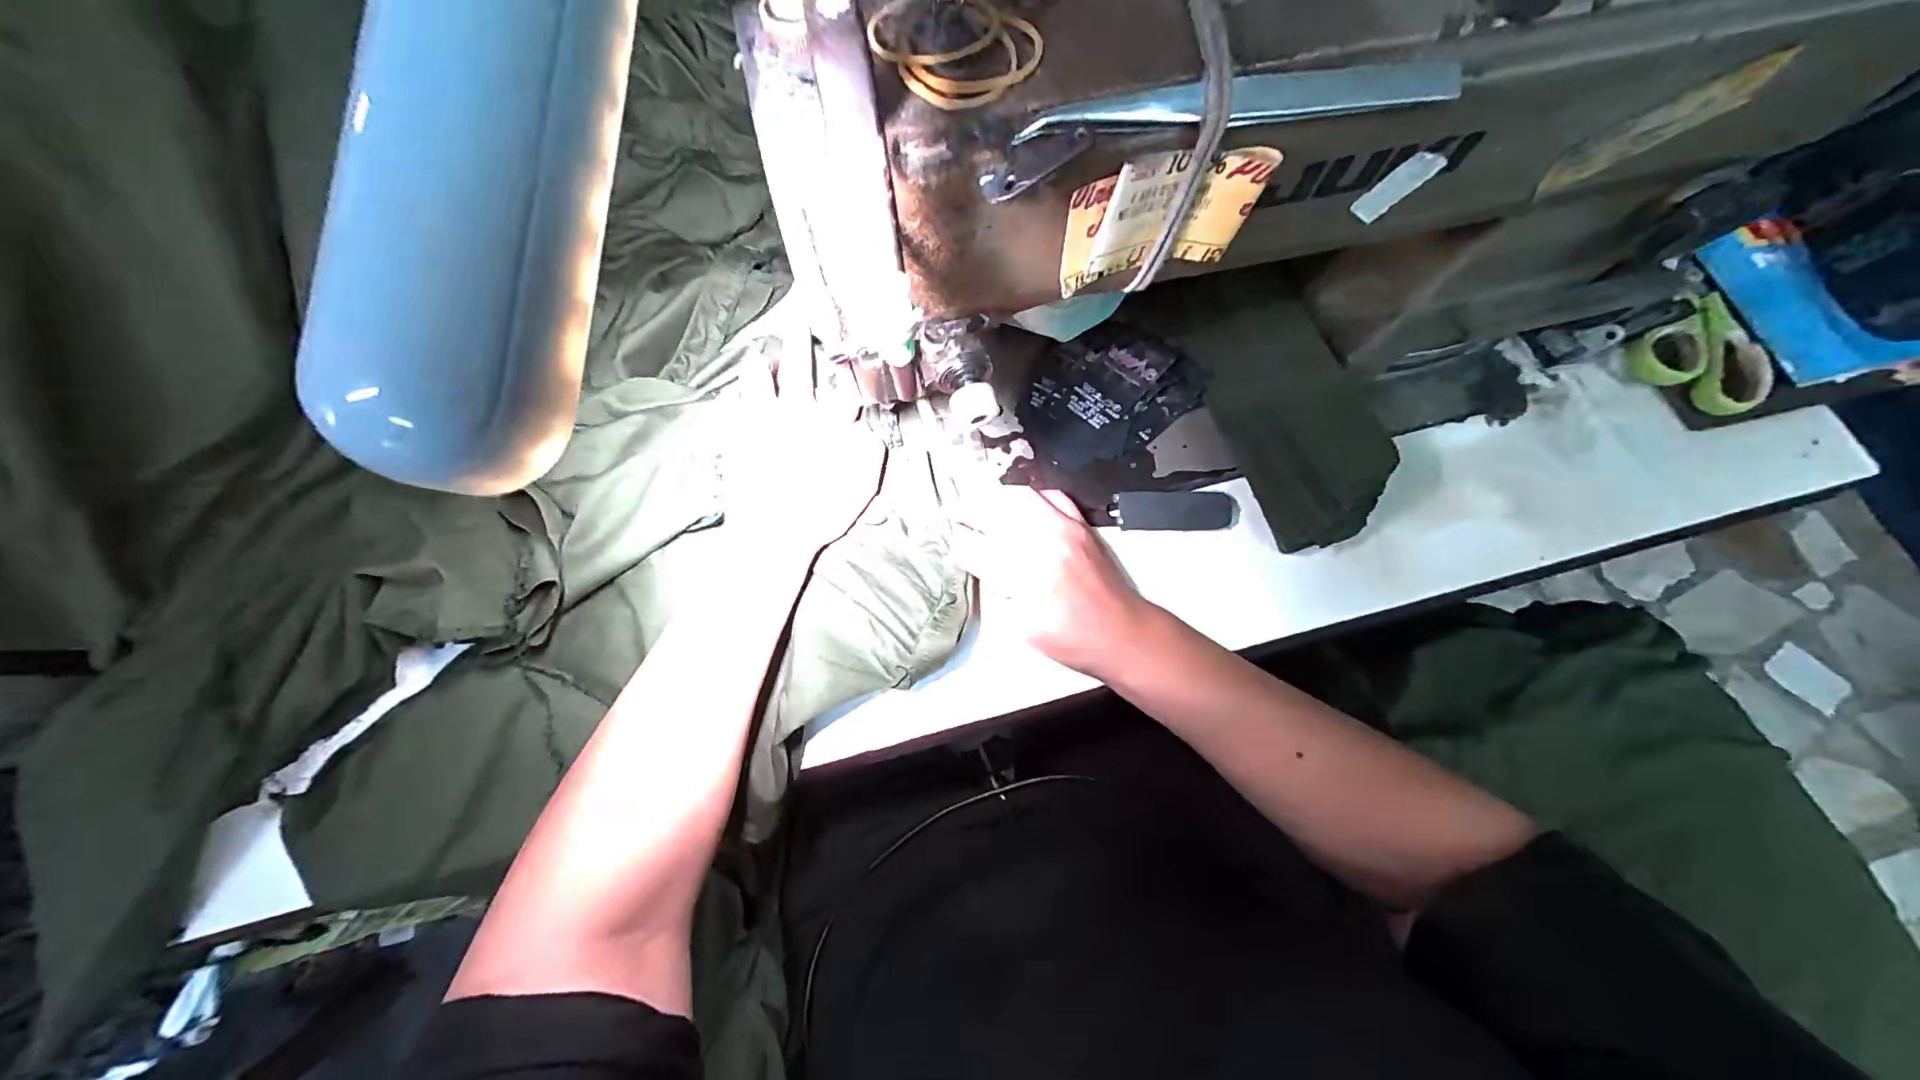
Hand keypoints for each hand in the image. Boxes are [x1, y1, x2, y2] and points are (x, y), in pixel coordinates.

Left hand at [723, 355, 883, 559]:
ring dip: (763, 360)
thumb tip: (872, 426)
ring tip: (764, 354)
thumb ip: (872, 450)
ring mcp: (762, 419)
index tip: (844, 346)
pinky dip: (734, 394)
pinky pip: (730, 402)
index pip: (840, 381)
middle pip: (798, 366)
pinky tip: (734, 392)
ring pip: (758, 375)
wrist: (774, 533)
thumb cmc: (823, 512)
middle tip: (800, 323)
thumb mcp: (864, 485)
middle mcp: (796, 411)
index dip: (844, 362)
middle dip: (802, 341)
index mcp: (829, 421)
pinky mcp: (735, 433)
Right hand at [950, 486, 1154, 677]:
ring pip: (1019, 496)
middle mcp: (1041, 542)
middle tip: (955, 516)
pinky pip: (1052, 496)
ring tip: (982, 506)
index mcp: (1022, 573)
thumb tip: (984, 565)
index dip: (958, 546)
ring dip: (995, 499)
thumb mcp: (1021, 625)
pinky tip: (1023, 507)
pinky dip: (1032, 497)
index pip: (973, 546)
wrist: (1122, 632)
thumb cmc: (1072, 639)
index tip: (954, 548)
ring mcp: (1064, 528)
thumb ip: (998, 590)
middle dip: (967, 512)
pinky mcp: (1080, 525)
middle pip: (992, 511)